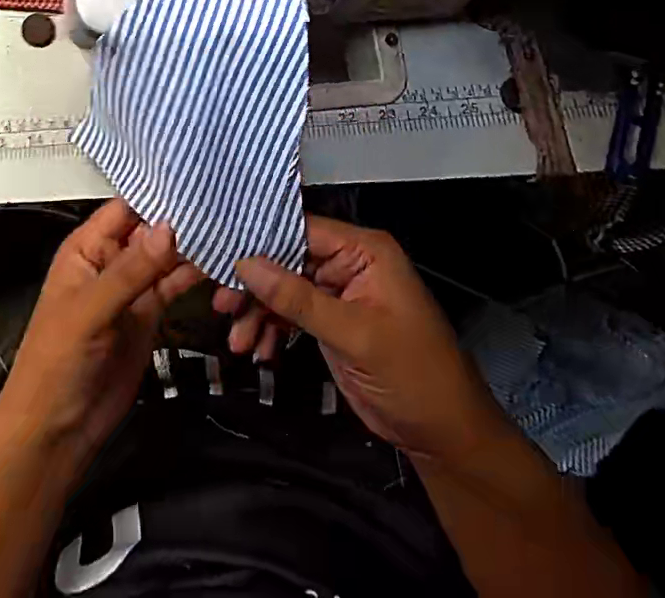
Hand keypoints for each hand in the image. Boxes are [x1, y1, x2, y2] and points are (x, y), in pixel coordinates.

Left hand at [0, 200, 201, 477]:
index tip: (198, 181)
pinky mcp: (151, 314)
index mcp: (86, 249)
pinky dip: (198, 274)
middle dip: (184, 217)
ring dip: (195, 244)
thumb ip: (130, 270)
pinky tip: (222, 262)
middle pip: (152, 228)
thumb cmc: (55, 364)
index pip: (126, 208)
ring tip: (233, 226)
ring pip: (168, 255)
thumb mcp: (89, 311)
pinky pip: (176, 284)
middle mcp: (111, 261)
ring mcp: (133, 288)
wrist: (58, 430)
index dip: (158, 194)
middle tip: (227, 201)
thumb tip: (168, 228)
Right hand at [215, 215, 489, 465]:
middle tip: (222, 307)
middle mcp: (349, 264)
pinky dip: (271, 330)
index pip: (302, 230)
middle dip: (253, 286)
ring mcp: (337, 293)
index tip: (220, 256)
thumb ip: (297, 298)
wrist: (443, 434)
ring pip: (282, 289)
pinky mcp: (330, 321)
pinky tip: (258, 350)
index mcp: (364, 251)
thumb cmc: (413, 374)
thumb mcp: (354, 334)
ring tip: (238, 342)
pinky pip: (289, 314)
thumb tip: (245, 263)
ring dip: (257, 314)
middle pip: (286, 260)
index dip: (260, 242)